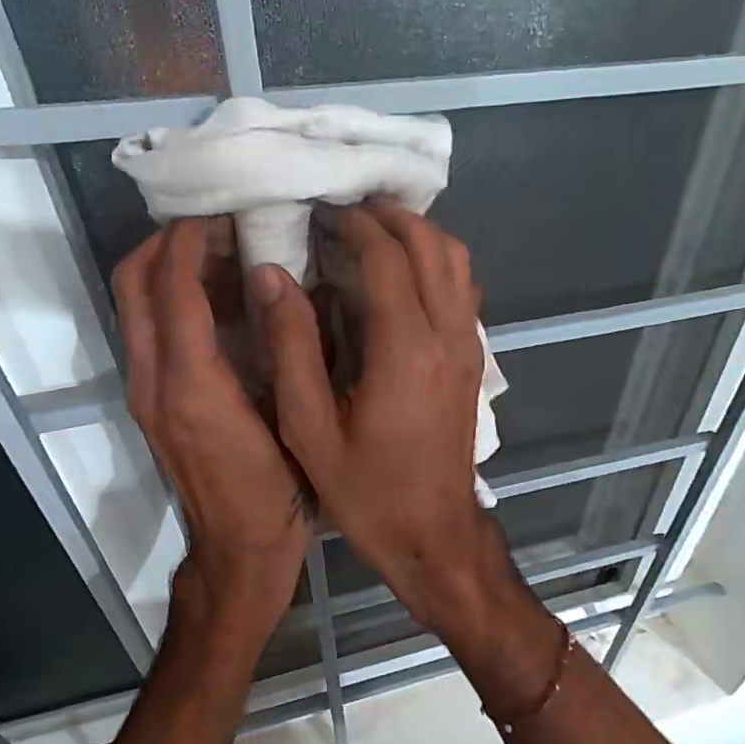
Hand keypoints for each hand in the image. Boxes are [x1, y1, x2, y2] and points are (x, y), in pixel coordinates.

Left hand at [113, 218, 310, 657]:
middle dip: (167, 241)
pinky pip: (149, 329)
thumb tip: (278, 281)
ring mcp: (146, 392)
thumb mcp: (291, 419)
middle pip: (132, 284)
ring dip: (167, 266)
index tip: (227, 206)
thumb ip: (282, 349)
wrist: (238, 553)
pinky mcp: (153, 402)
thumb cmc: (277, 492)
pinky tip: (222, 295)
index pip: (172, 286)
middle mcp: (153, 380)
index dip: (193, 237)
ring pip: (134, 305)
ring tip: (224, 247)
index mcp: (190, 383)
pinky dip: (172, 297)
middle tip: (220, 222)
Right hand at [254, 202, 515, 636]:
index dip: (352, 223)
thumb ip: (291, 348)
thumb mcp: (310, 429)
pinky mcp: (473, 360)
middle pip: (430, 245)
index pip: (386, 256)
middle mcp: (447, 334)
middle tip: (343, 208)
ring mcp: (468, 346)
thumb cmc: (367, 492)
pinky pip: (462, 288)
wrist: (434, 535)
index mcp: (405, 348)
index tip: (319, 208)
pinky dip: (435, 261)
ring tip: (371, 229)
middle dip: (388, 215)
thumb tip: (271, 275)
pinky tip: (401, 272)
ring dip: (418, 234)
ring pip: (456, 261)